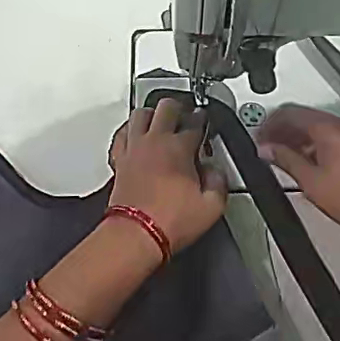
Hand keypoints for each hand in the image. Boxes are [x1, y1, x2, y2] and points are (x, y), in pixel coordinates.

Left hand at [107, 97, 226, 254]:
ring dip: (152, 113)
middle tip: (184, 114)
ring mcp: (135, 148)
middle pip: (166, 107)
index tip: (205, 123)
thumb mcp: (211, 207)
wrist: (136, 233)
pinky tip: (135, 135)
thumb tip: (216, 173)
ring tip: (160, 119)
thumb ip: (219, 183)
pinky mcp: (120, 159)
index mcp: (180, 148)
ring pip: (140, 113)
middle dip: (179, 107)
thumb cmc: (169, 220)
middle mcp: (155, 141)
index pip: (195, 123)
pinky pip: (122, 133)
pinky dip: (130, 130)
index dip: (203, 121)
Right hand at [254, 104, 339, 258]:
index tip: (259, 136)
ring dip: (300, 139)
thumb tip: (269, 150)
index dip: (269, 123)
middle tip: (268, 146)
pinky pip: (335, 139)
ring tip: (286, 158)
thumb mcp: (311, 183)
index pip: (290, 113)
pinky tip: (311, 166)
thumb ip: (285, 161)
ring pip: (320, 129)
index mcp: (330, 129)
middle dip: (283, 131)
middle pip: (306, 118)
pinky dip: (317, 147)